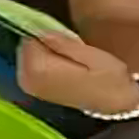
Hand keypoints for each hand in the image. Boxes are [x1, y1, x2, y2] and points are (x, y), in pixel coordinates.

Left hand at [18, 34, 138, 113]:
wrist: (114, 106)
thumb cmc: (109, 80)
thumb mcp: (95, 57)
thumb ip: (65, 44)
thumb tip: (43, 32)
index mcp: (38, 69)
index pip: (29, 41)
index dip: (47, 37)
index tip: (67, 41)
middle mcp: (24, 77)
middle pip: (25, 49)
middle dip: (44, 46)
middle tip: (72, 52)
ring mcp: (24, 84)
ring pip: (26, 57)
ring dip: (43, 55)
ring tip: (69, 62)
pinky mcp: (29, 88)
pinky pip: (29, 67)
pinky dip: (42, 64)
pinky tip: (61, 69)